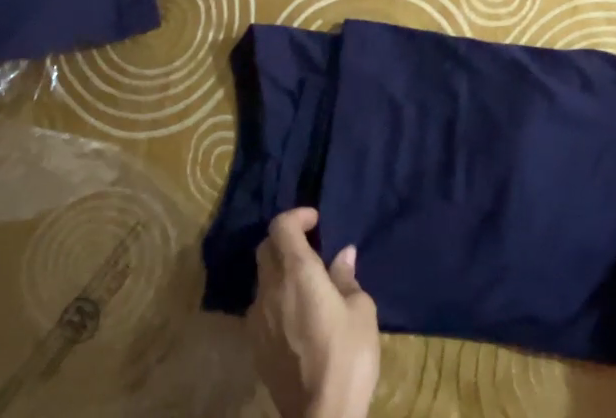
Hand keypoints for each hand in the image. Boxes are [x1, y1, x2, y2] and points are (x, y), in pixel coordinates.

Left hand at [249, 208, 379, 417]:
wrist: (322, 412)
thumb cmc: (349, 354)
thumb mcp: (361, 310)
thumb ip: (346, 278)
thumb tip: (342, 255)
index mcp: (298, 272)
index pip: (281, 226)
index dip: (297, 216)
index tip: (316, 220)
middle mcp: (271, 288)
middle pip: (266, 248)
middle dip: (286, 240)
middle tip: (312, 248)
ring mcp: (257, 317)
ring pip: (262, 278)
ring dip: (280, 271)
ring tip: (306, 284)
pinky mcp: (254, 343)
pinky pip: (261, 307)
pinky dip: (275, 298)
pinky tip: (295, 315)